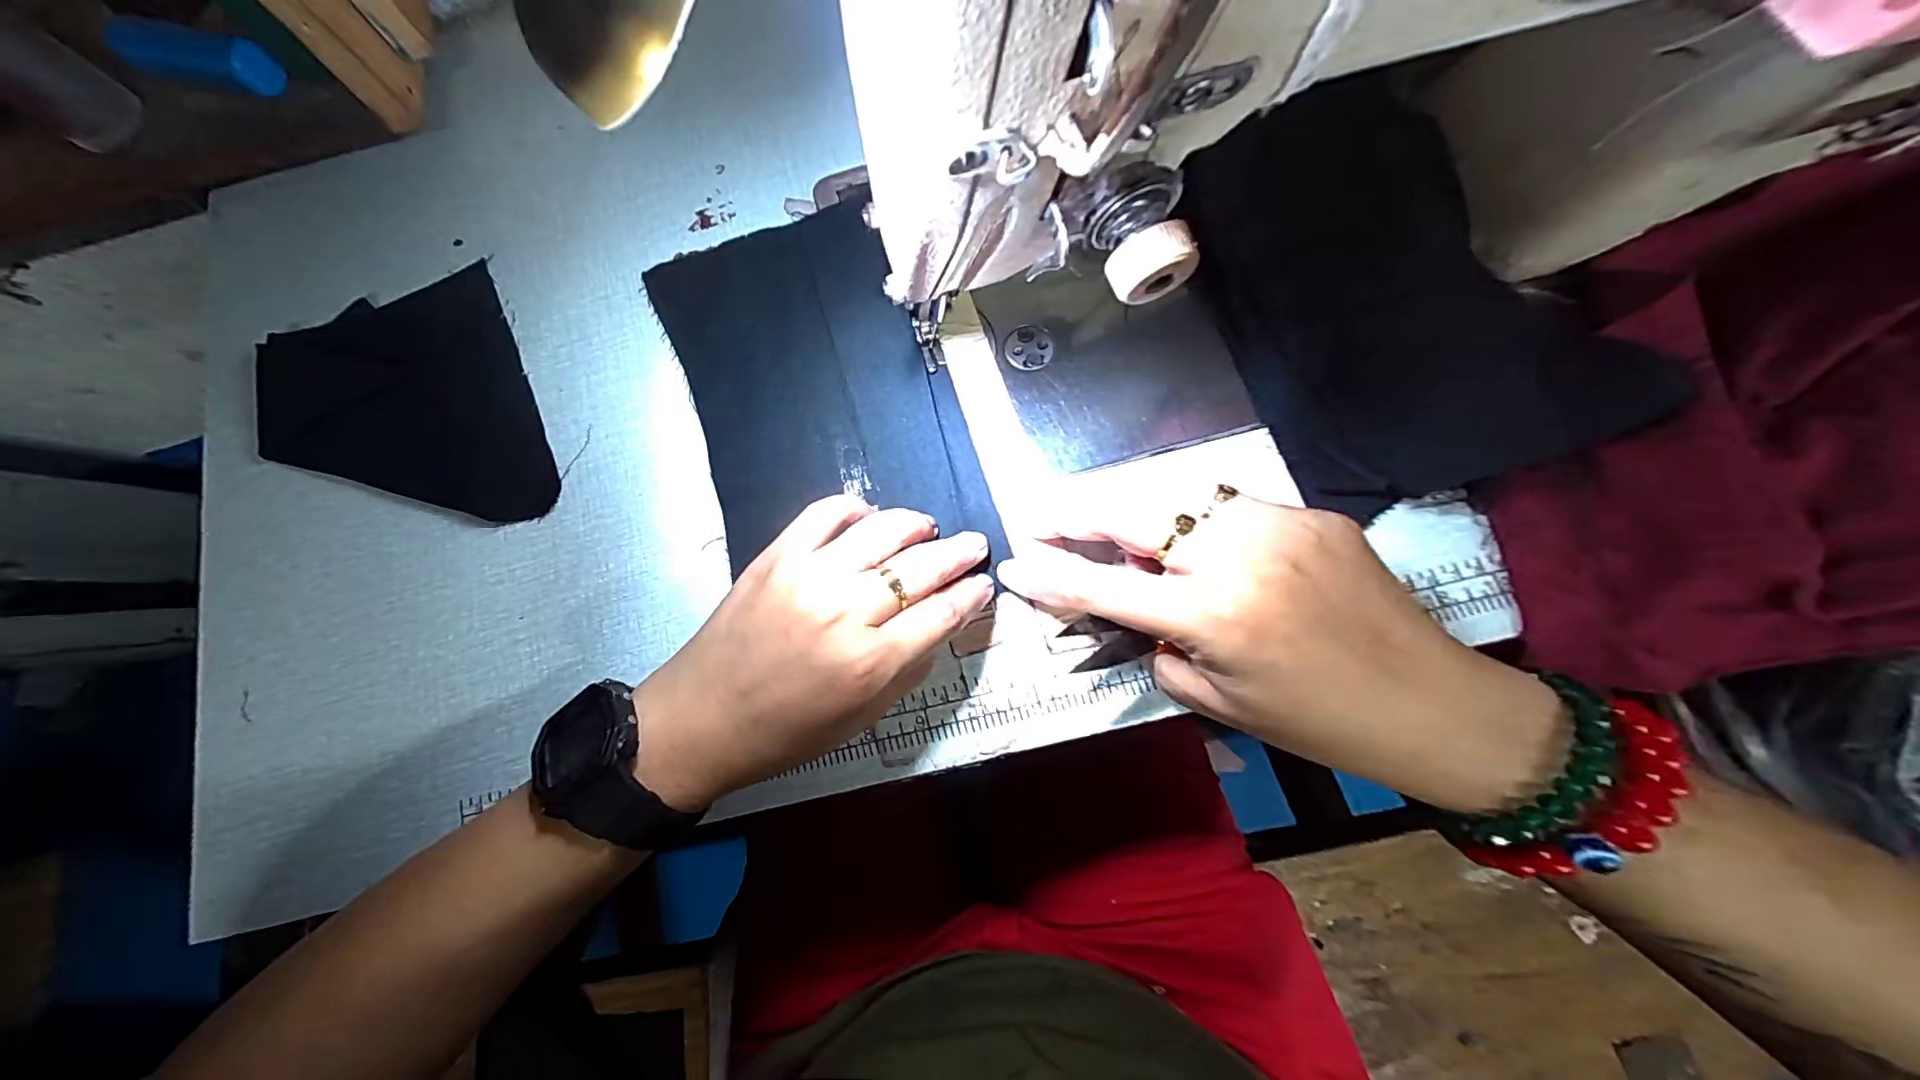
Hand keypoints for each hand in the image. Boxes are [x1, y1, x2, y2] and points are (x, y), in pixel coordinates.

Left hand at [631, 495, 994, 810]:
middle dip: (957, 554)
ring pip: (880, 532)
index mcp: (869, 663)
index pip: (940, 614)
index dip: (970, 595)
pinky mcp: (775, 557)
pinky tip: (869, 514)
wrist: (699, 720)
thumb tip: (941, 624)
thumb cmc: (786, 733)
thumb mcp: (862, 719)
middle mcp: (844, 612)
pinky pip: (822, 514)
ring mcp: (807, 577)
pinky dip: (852, 508)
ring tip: (929, 526)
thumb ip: (908, 670)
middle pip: (919, 569)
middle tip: (974, 545)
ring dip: (914, 524)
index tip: (983, 584)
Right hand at [995, 492, 1566, 812]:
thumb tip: (1134, 608)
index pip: (1107, 585)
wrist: (1432, 703)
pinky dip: (1199, 520)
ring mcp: (1281, 524)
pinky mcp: (1312, 513)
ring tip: (1115, 526)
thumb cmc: (1315, 722)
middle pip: (1135, 509)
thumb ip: (1160, 647)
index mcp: (1215, 616)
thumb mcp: (1218, 701)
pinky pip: (1233, 506)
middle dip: (1079, 509)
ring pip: (1181, 493)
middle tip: (1045, 516)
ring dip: (1137, 508)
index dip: (1052, 574)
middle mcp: (1242, 555)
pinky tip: (1197, 541)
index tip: (1015, 562)